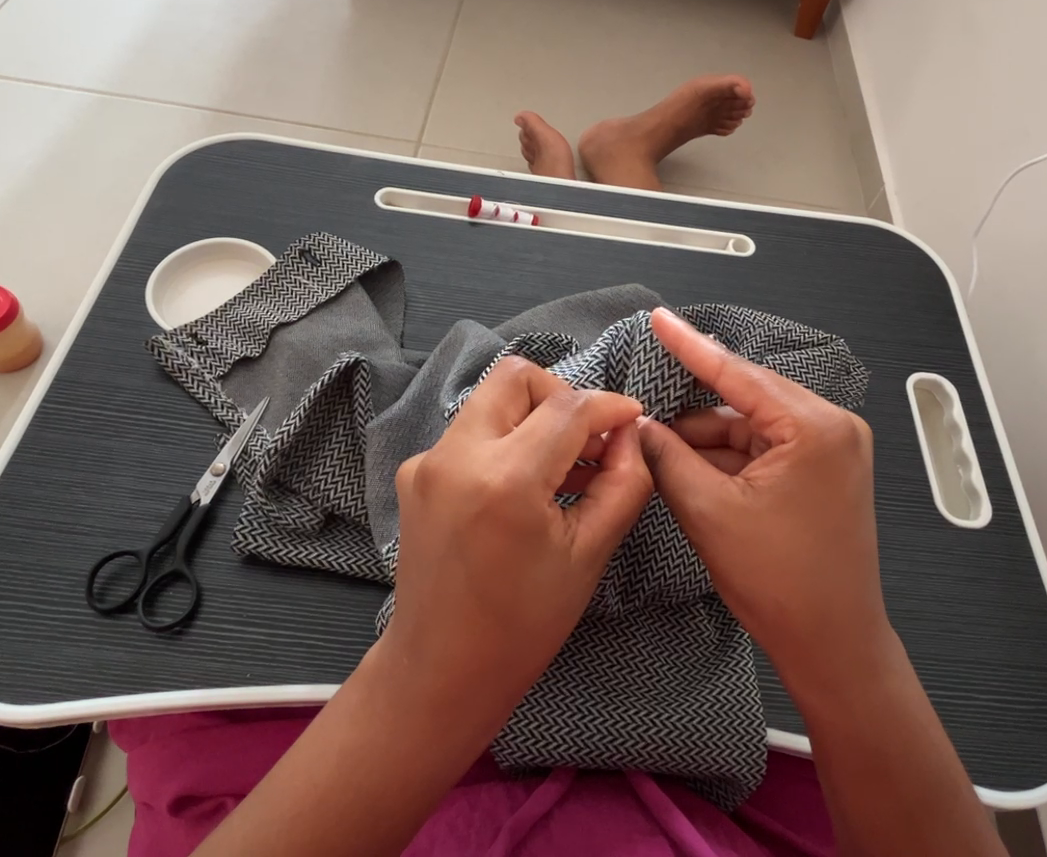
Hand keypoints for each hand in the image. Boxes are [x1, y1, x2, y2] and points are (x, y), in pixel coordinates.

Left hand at [384, 357, 654, 720]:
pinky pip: (469, 432)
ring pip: (489, 400)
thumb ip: (623, 483)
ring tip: (565, 466)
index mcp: (505, 479)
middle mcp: (457, 455)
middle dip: (561, 394)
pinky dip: (504, 441)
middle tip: (587, 438)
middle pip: (516, 377)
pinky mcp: (414, 473)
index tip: (631, 420)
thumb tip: (632, 434)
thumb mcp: (590, 554)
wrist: (441, 668)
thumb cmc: (525, 623)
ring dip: (532, 417)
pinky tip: (526, 485)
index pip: (568, 406)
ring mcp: (427, 461)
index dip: (609, 406)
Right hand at [636, 307, 891, 706]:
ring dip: (707, 439)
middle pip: (745, 398)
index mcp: (814, 428)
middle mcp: (833, 428)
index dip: (690, 346)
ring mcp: (831, 450)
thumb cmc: (782, 583)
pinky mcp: (823, 471)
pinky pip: (765, 447)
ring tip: (661, 451)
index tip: (661, 319)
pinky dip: (729, 456)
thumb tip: (641, 427)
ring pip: (751, 425)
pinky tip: (691, 467)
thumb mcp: (708, 511)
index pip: (737, 373)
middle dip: (692, 410)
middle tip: (646, 409)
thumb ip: (667, 457)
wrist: (831, 642)